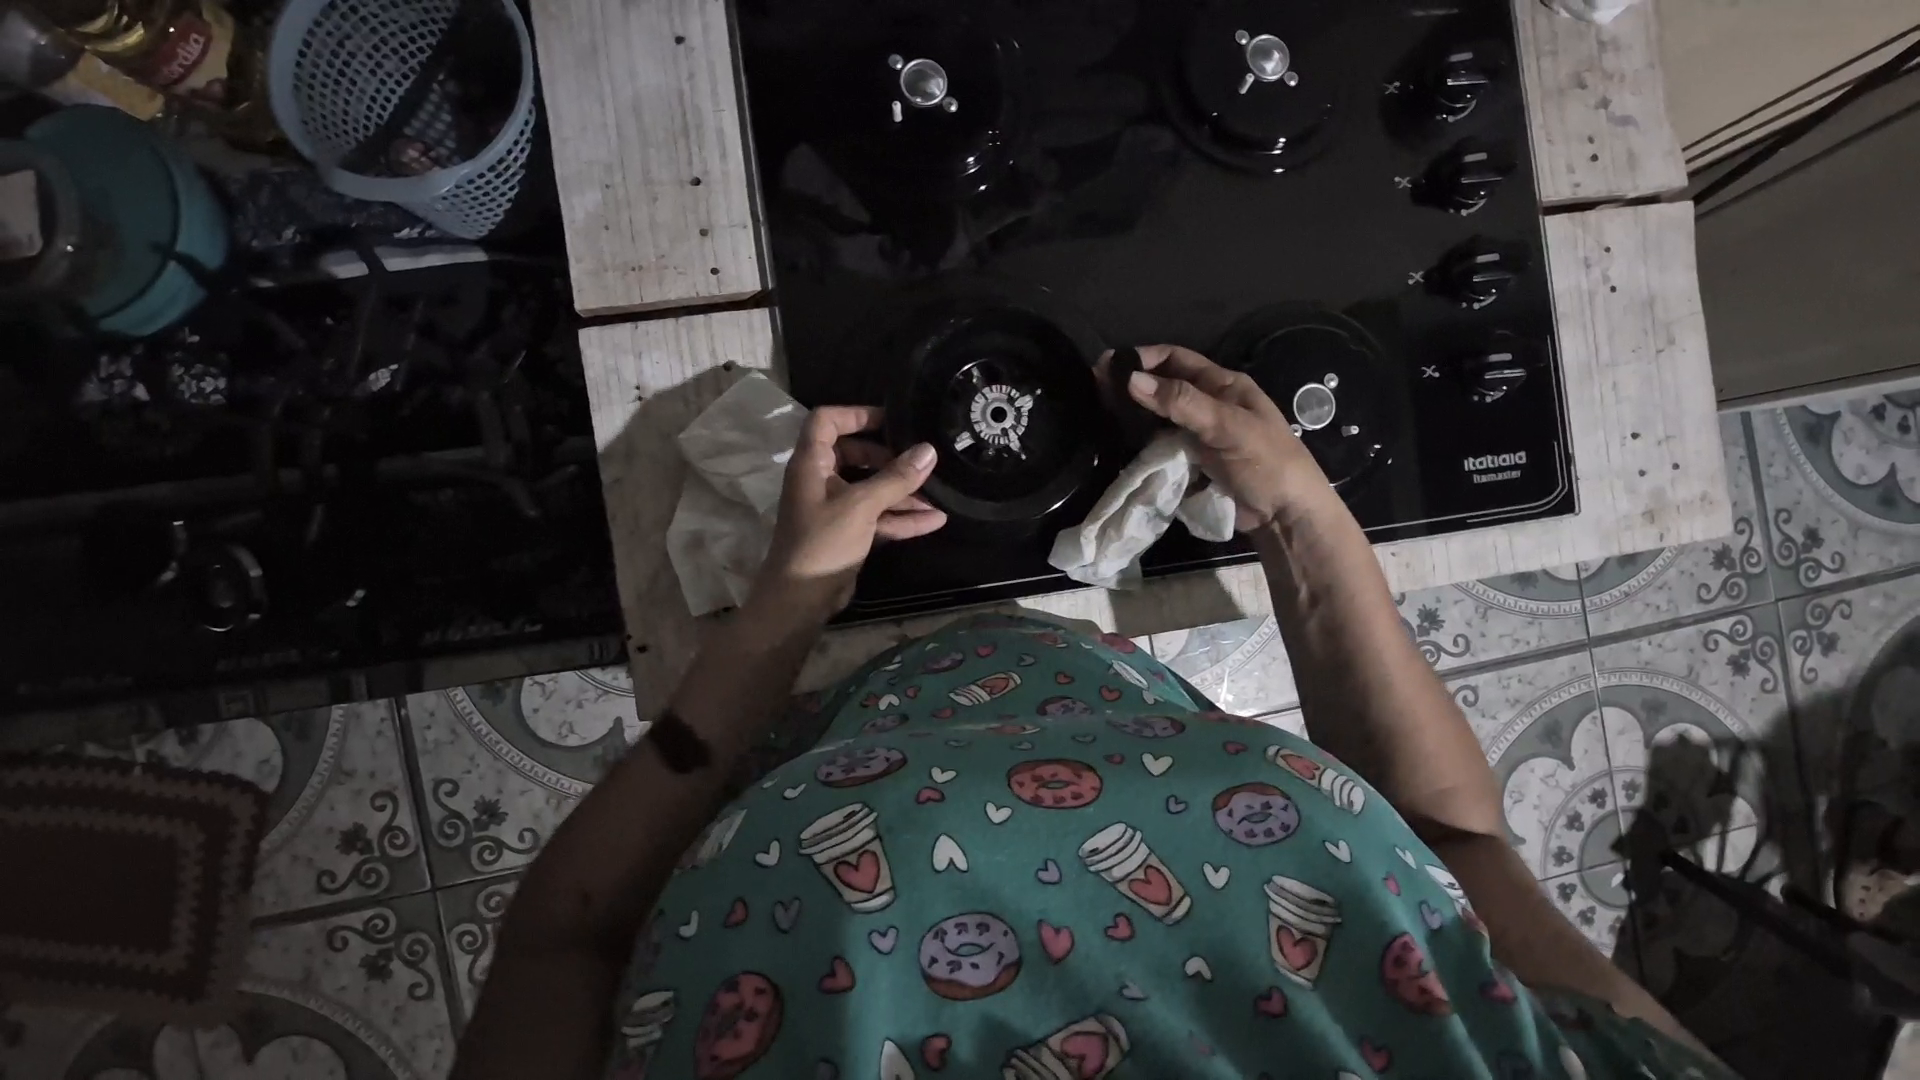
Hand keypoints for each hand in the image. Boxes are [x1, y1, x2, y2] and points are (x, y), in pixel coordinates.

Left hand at [750, 405, 946, 617]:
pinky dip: (901, 518)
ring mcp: (835, 508)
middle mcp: (820, 481)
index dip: (856, 414)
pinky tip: (934, 521)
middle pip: (855, 454)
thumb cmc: (822, 543)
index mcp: (811, 464)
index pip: (826, 421)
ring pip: (871, 488)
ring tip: (939, 494)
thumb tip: (928, 451)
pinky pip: (878, 516)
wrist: (800, 600)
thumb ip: (896, 478)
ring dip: (903, 492)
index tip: (891, 420)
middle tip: (918, 459)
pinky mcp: (848, 533)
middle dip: (889, 457)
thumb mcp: (861, 506)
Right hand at [1110, 345, 1330, 531]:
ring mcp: (1199, 434)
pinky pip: (1160, 444)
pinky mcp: (1192, 460)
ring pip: (1158, 415)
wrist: (1284, 516)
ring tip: (1099, 413)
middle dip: (1131, 384)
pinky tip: (1119, 441)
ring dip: (1133, 413)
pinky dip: (1140, 440)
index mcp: (1224, 386)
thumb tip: (1131, 380)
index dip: (1143, 358)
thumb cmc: (1267, 463)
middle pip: (1163, 386)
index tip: (1108, 365)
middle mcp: (1209, 404)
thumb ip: (1182, 403)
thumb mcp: (1227, 427)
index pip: (1176, 359)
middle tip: (1094, 389)